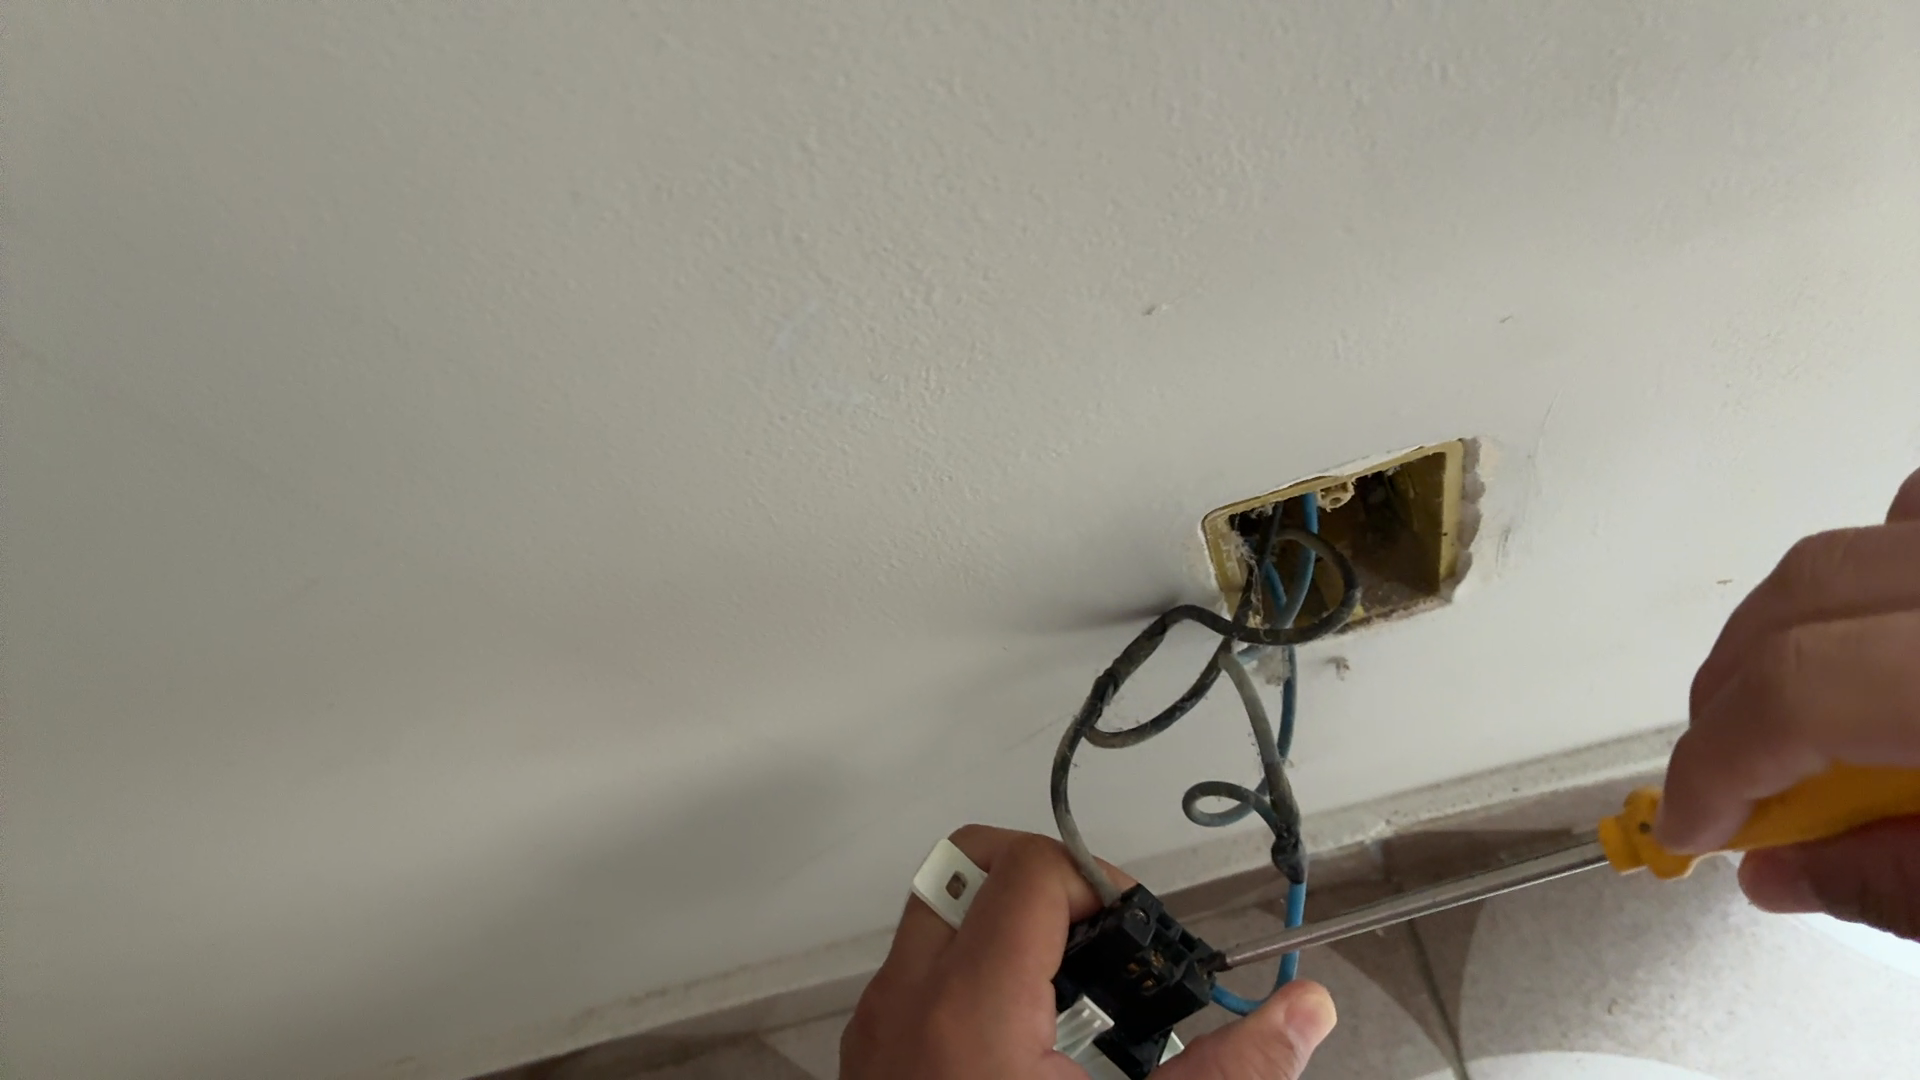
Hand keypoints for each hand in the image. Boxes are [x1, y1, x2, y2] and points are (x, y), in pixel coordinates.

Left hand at [841, 825, 1335, 1078]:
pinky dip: (979, 954)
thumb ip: (1231, 1075)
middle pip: (968, 858)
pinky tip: (1029, 1024)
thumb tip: (1307, 1006)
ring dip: (1010, 912)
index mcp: (970, 1013)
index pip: (1027, 870)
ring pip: (942, 901)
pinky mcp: (873, 1041)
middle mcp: (906, 998)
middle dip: (1044, 874)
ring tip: (1073, 979)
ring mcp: (879, 1017)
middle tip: (1101, 935)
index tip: (1136, 935)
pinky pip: (923, 955)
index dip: (1096, 881)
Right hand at [1657, 467, 1919, 940]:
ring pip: (1852, 550)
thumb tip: (1778, 874)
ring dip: (1788, 630)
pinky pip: (1918, 517)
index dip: (1718, 768)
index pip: (1805, 696)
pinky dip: (1873, 567)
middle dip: (1734, 704)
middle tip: (1729, 783)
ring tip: (1792, 706)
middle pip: (1803, 614)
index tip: (1688, 825)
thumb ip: (1914, 893)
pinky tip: (1878, 630)